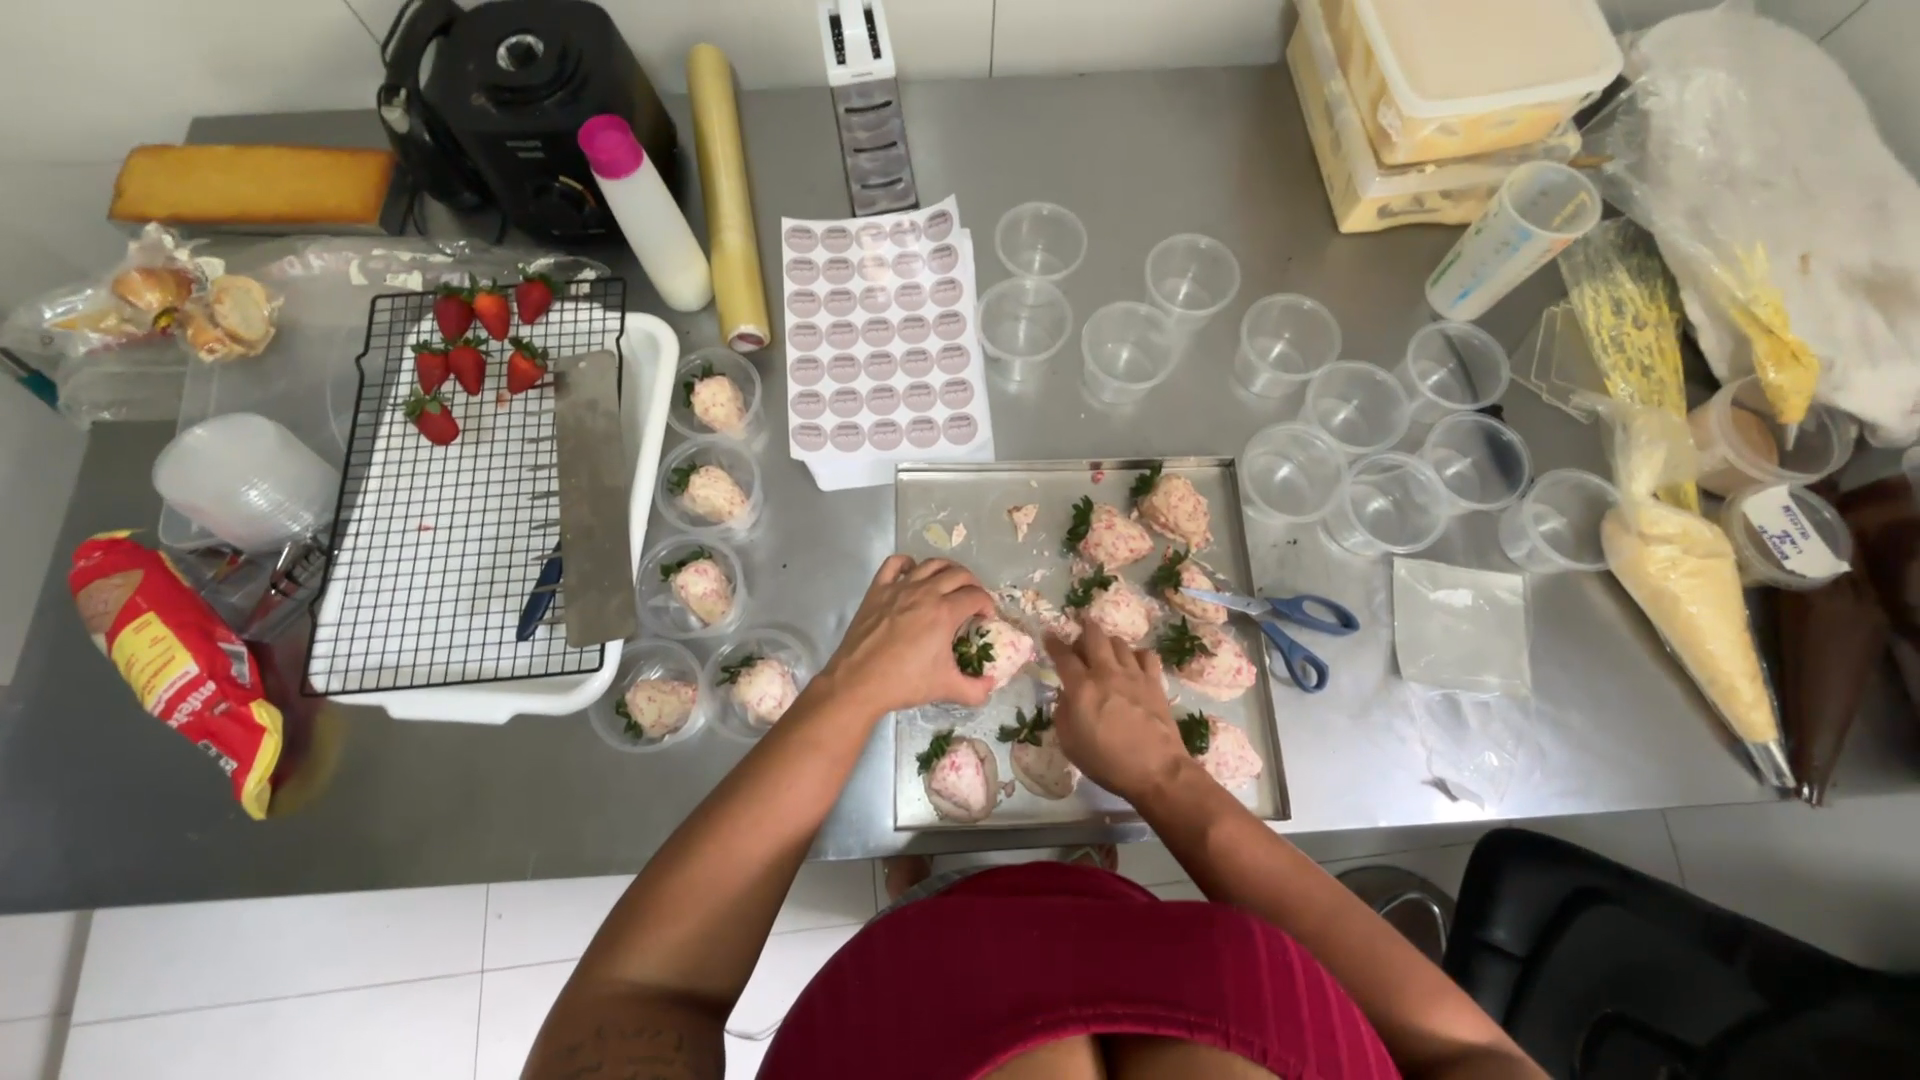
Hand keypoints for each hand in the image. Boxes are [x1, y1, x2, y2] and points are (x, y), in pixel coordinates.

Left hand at [817, 556, 997, 715]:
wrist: (859, 682)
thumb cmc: (905, 683)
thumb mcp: (946, 689)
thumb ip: (976, 690)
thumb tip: (991, 684)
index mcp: (944, 613)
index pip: (976, 596)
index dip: (987, 604)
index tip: (985, 618)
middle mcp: (925, 593)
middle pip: (958, 574)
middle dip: (973, 584)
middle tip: (973, 601)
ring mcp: (899, 588)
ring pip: (930, 564)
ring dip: (947, 570)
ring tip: (950, 584)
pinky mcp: (877, 590)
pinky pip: (895, 564)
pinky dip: (907, 563)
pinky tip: (913, 573)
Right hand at [1044, 621, 1193, 804]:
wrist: (1156, 770)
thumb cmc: (1107, 762)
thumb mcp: (1070, 743)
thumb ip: (1063, 714)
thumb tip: (1066, 697)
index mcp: (1081, 688)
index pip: (1063, 656)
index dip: (1053, 643)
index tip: (1049, 634)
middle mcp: (1106, 673)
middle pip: (1094, 636)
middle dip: (1084, 628)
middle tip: (1080, 632)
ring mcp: (1134, 675)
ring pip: (1119, 642)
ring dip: (1108, 641)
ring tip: (1105, 649)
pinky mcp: (1154, 682)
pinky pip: (1146, 655)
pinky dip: (1136, 654)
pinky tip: (1133, 663)